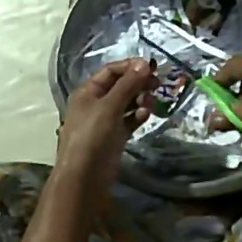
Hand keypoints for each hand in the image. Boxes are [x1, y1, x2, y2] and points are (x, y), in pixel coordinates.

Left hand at [55, 59, 154, 201]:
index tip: (152, 67)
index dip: (131, 67)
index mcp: (87, 91)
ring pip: (126, 103)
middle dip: (138, 83)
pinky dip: (137, 116)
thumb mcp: (109, 106)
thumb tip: (145, 63)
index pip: (111, 71)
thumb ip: (127, 84)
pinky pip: (129, 120)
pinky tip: (146, 116)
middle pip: (120, 86)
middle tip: (157, 85)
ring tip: (150, 104)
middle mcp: (95, 103)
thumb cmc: (92, 137)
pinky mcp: (114, 136)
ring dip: (140, 100)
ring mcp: (104, 121)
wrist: (84, 178)